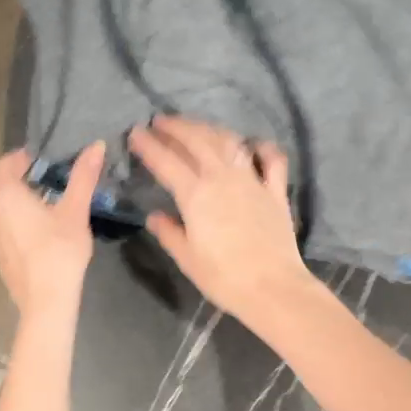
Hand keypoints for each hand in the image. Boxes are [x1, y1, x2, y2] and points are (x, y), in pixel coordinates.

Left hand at [0, 142, 105, 319]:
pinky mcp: (0, 255)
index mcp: (6, 195)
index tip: (44, 158)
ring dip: (14, 198)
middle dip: (15, 175)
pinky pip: (4, 227)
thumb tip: (96, 145)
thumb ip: (83, 177)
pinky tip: (38, 230)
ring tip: (42, 200)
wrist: (46, 300)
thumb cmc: (60, 251)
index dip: (22, 157)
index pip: (5, 164)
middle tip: (42, 176)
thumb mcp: (75, 211)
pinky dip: (15, 219)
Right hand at [128, 117, 318, 322]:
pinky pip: (271, 159)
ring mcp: (252, 180)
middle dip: (176, 127)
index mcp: (196, 195)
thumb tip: (155, 216)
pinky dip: (261, 147)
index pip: (166, 162)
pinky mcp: (275, 191)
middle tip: (161, 122)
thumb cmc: (224, 278)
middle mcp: (223, 178)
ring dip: (209, 129)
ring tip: (195, 127)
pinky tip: (252, 145)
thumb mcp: (188, 259)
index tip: (135, 133)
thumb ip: (169, 233)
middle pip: (197, 140)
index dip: (148, 145)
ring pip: (229, 142)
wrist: (272, 288)